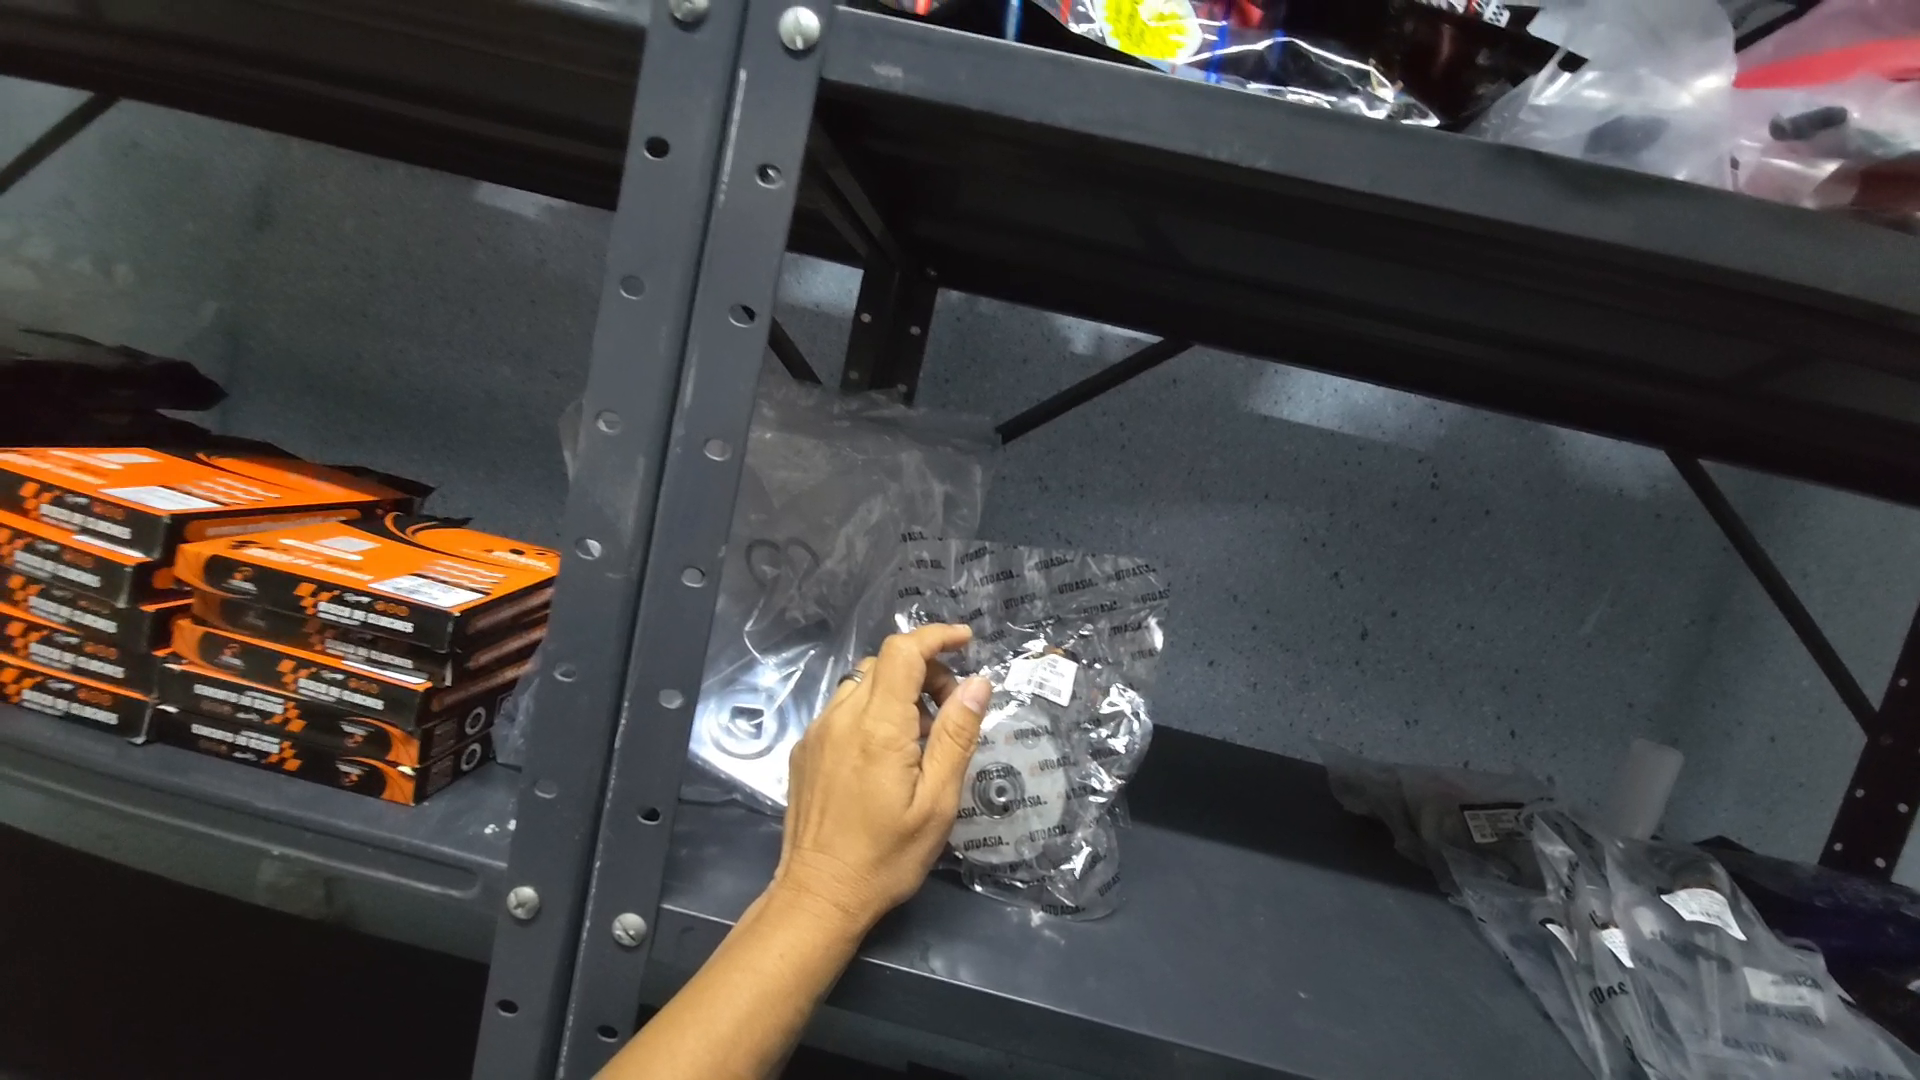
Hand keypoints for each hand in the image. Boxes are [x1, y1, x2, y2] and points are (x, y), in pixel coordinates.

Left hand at [773, 623, 991, 933]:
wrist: (817, 896)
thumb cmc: (886, 856)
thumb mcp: (937, 802)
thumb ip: (957, 736)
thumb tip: (977, 683)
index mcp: (878, 727)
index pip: (903, 651)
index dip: (936, 636)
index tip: (966, 641)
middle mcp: (842, 717)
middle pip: (886, 663)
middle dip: (926, 672)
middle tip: (952, 713)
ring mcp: (818, 731)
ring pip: (863, 683)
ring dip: (898, 692)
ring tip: (921, 738)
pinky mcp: (805, 748)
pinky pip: (844, 708)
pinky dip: (873, 711)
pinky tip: (886, 755)